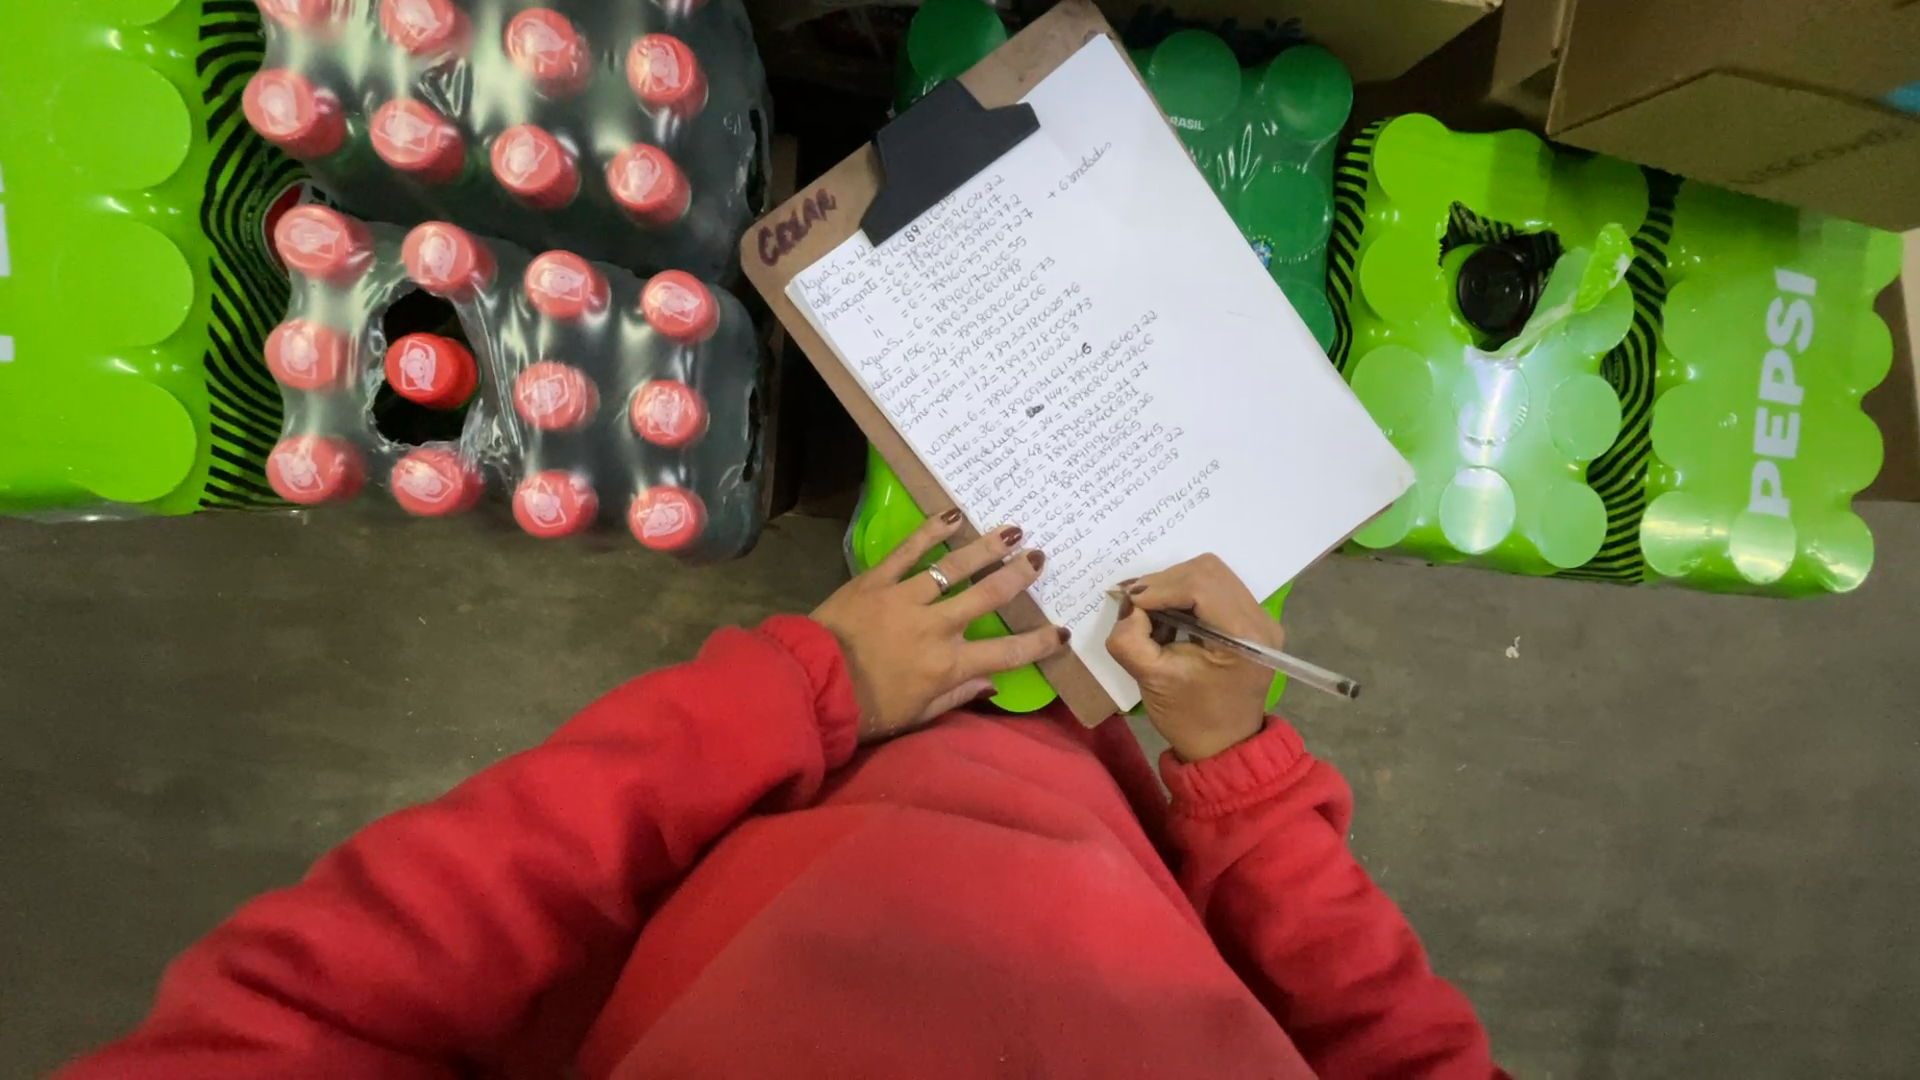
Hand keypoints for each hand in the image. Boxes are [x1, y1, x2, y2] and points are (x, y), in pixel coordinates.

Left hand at [812, 510, 1068, 741]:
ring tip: (1012, 530)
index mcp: (948, 666)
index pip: (1007, 654)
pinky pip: (909, 550)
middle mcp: (936, 628)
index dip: (1040, 642)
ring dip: (987, 548)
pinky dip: (932, 530)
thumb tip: (992, 682)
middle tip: (1039, 558)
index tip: (1063, 631)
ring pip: (955, 568)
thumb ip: (957, 697)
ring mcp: (906, 599)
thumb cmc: (865, 709)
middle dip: (1018, 576)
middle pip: (988, 597)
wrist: (810, 687)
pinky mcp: (877, 580)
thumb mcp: (917, 715)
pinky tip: (954, 513)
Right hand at [1106, 554, 1278, 761]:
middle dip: (1164, 582)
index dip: (1159, 587)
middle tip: (1134, 604)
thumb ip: (1130, 637)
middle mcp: (1260, 620)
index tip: (1129, 603)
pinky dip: (1184, 591)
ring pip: (1210, 573)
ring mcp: (1260, 617)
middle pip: (1206, 570)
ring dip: (1172, 584)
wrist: (1224, 747)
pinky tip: (1167, 614)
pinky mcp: (1250, 619)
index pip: (1200, 586)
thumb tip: (1129, 605)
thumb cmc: (1189, 718)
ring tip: (1149, 610)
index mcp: (1244, 637)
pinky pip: (1215, 586)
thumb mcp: (1150, 678)